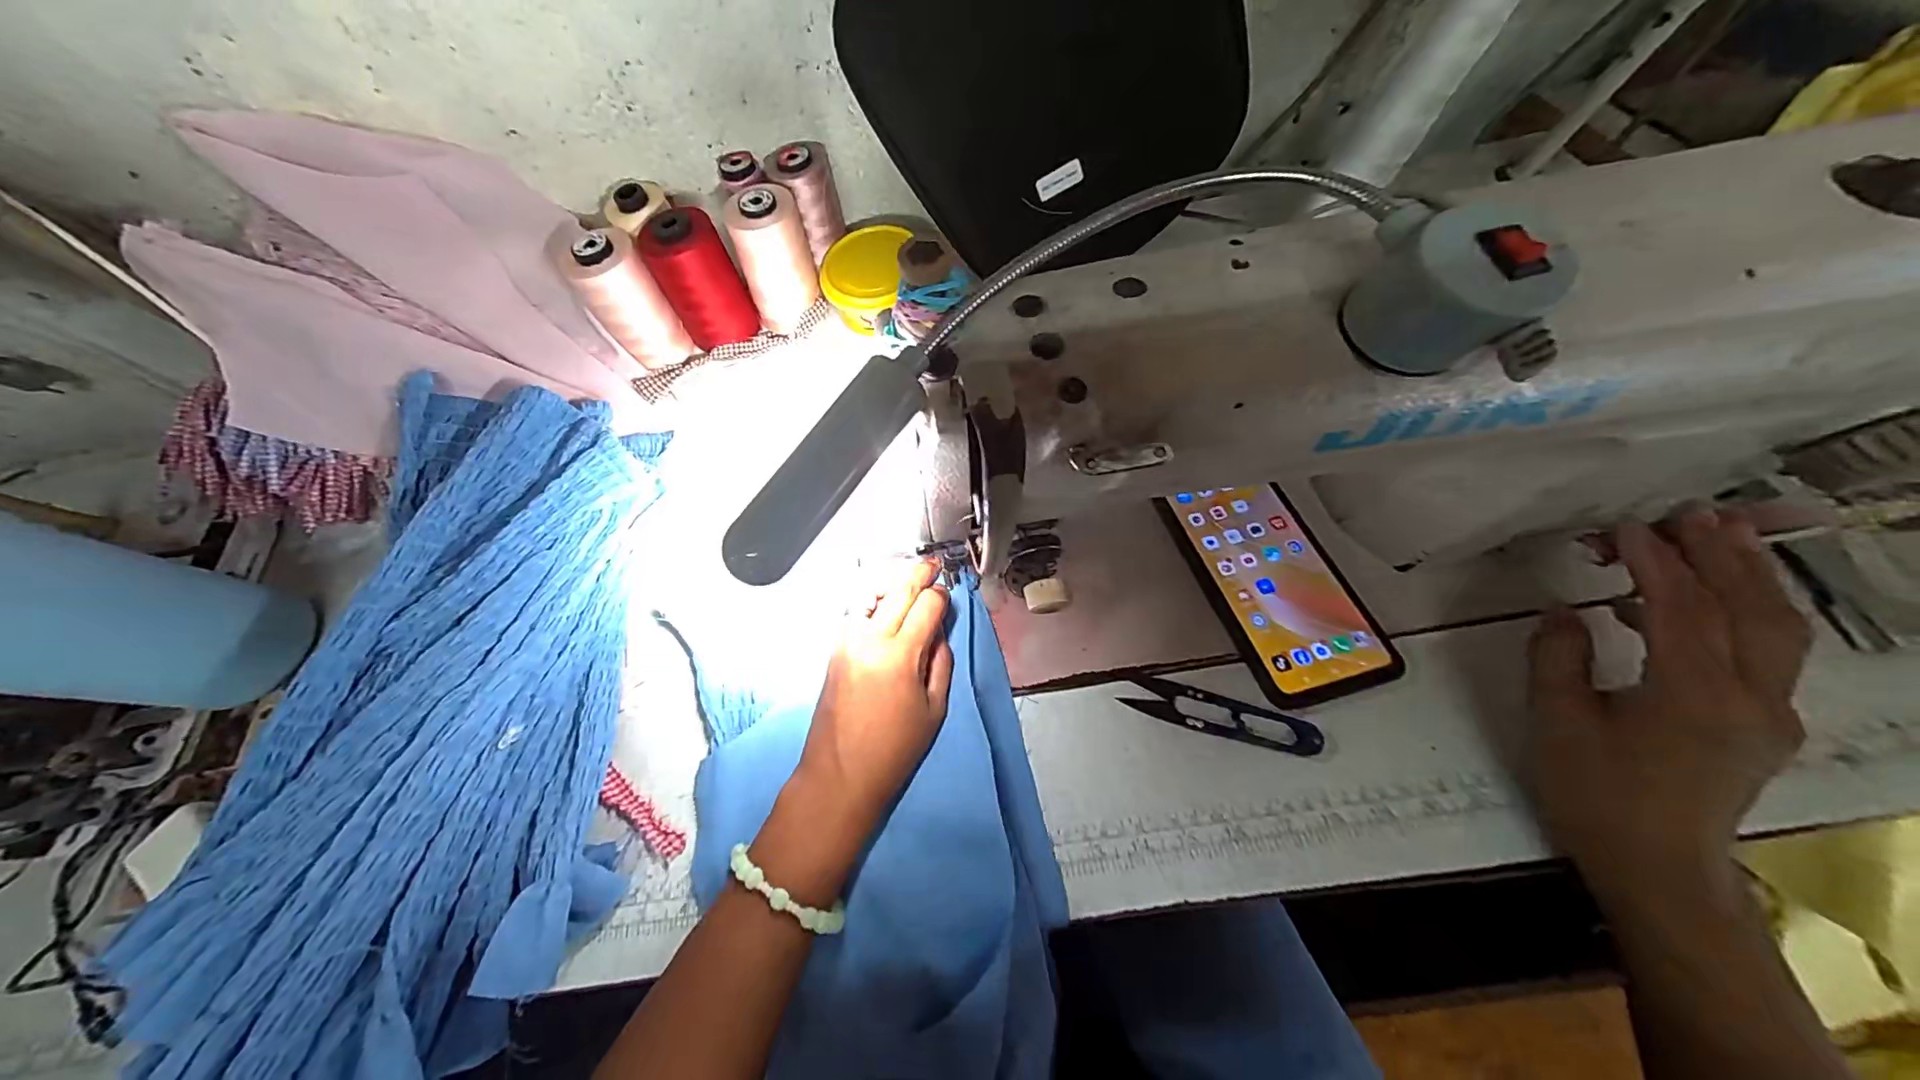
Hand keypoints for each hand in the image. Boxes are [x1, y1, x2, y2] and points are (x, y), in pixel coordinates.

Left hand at [795, 560, 954, 837]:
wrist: (839, 774)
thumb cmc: (894, 749)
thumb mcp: (933, 709)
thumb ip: (940, 663)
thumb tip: (938, 633)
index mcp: (900, 655)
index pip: (926, 606)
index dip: (941, 596)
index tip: (948, 594)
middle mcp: (870, 639)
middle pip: (898, 591)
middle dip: (919, 574)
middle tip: (933, 564)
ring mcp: (846, 642)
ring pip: (870, 594)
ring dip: (891, 582)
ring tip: (907, 577)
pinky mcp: (833, 650)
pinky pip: (854, 612)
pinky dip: (870, 600)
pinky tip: (882, 602)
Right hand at [1525, 511, 1811, 887]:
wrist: (1657, 866)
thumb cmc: (1596, 795)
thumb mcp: (1557, 723)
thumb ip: (1558, 659)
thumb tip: (1565, 612)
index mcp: (1694, 696)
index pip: (1683, 609)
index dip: (1656, 563)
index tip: (1626, 529)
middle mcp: (1751, 699)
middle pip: (1753, 611)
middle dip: (1723, 557)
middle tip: (1691, 514)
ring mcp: (1768, 714)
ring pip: (1777, 630)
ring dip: (1749, 578)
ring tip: (1721, 537)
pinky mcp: (1763, 726)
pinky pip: (1767, 654)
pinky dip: (1742, 613)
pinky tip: (1702, 603)